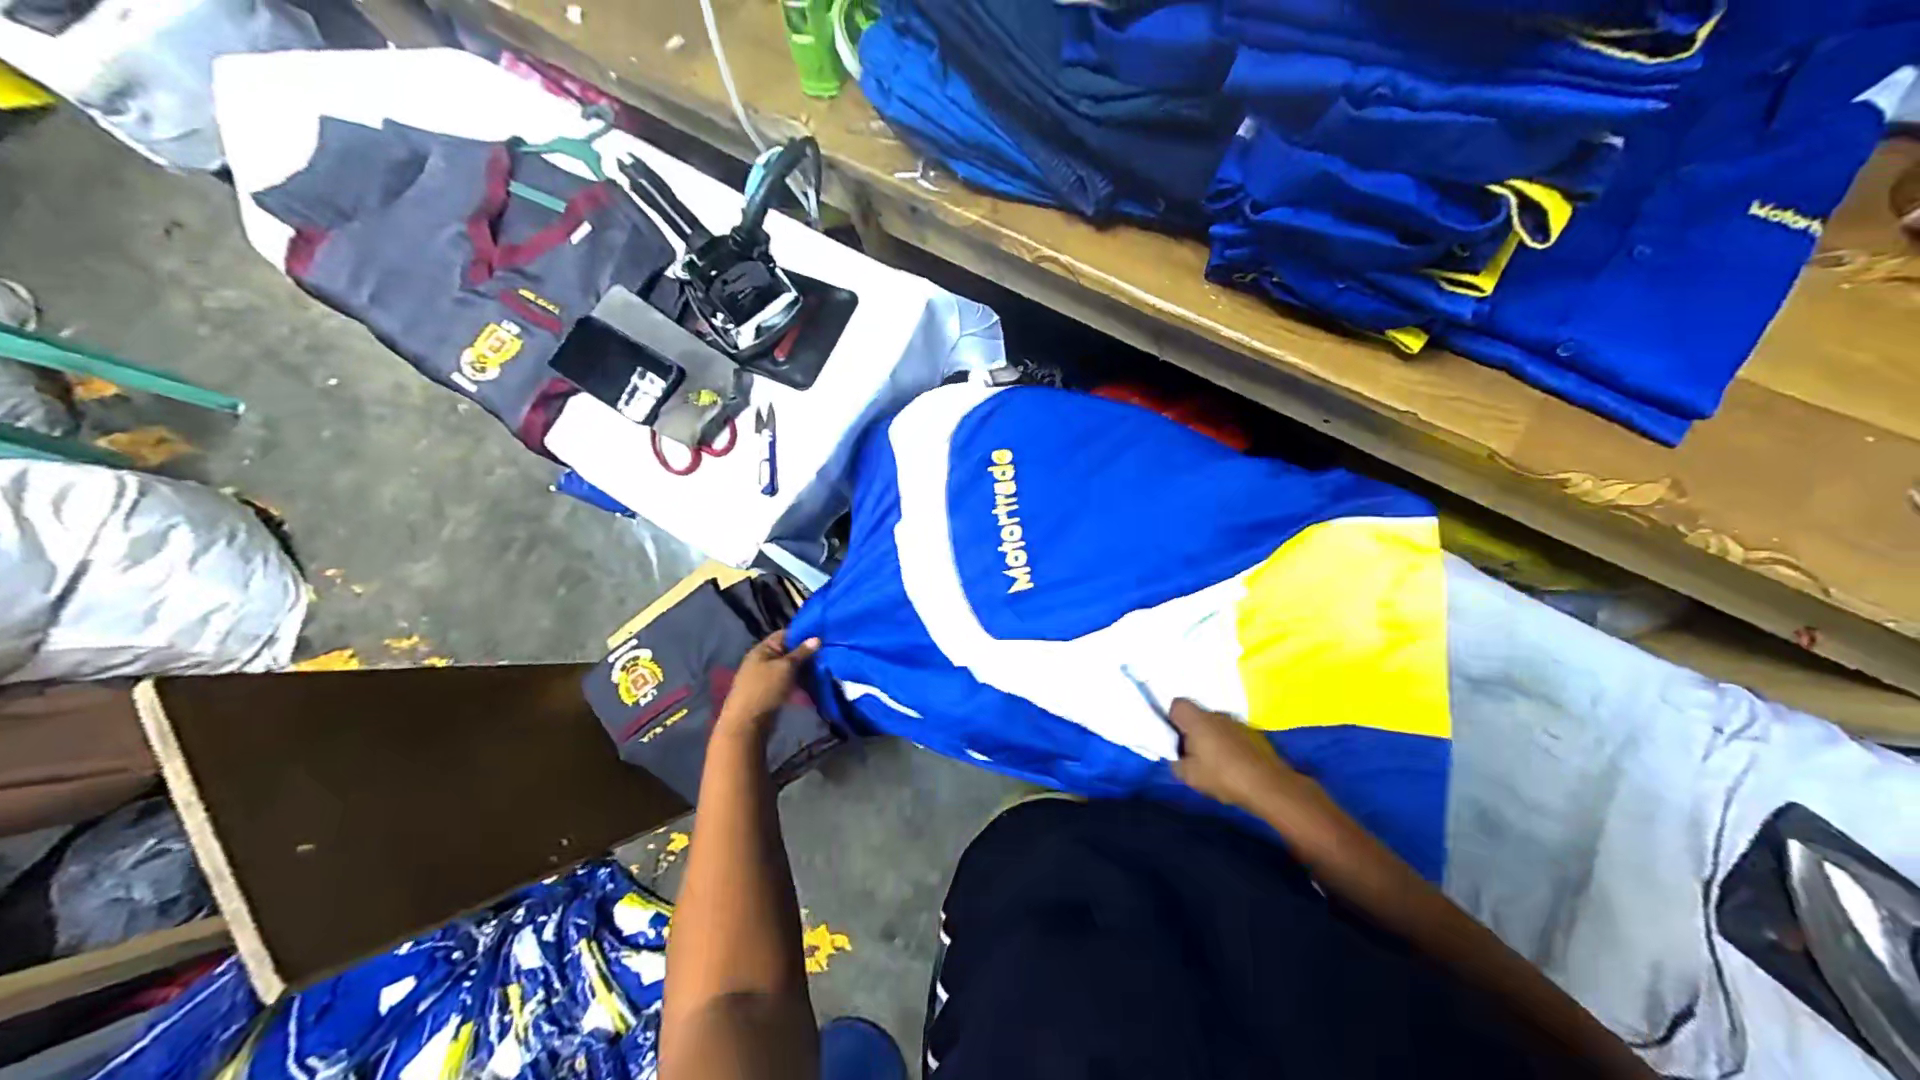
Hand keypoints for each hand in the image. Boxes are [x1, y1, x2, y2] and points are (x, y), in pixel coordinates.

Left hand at [718, 630, 820, 731]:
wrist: (748, 723)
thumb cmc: (765, 689)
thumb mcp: (785, 667)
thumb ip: (801, 653)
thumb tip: (816, 638)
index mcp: (763, 649)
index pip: (785, 634)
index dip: (803, 633)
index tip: (823, 634)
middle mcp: (765, 660)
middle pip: (789, 651)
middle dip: (808, 652)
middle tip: (829, 652)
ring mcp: (769, 676)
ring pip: (792, 667)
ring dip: (807, 668)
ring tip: (826, 666)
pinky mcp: (774, 690)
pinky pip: (790, 680)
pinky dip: (802, 680)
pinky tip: (816, 681)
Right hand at [1168, 699, 1307, 809]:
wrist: (1269, 785)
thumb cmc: (1223, 776)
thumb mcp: (1189, 776)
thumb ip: (1176, 763)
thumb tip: (1177, 758)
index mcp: (1198, 720)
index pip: (1177, 704)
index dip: (1172, 718)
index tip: (1174, 738)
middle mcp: (1218, 715)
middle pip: (1197, 716)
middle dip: (1192, 731)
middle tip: (1192, 755)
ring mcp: (1239, 723)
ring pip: (1216, 725)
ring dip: (1212, 739)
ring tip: (1214, 763)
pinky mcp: (1255, 734)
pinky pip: (1233, 735)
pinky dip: (1229, 745)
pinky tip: (1233, 765)